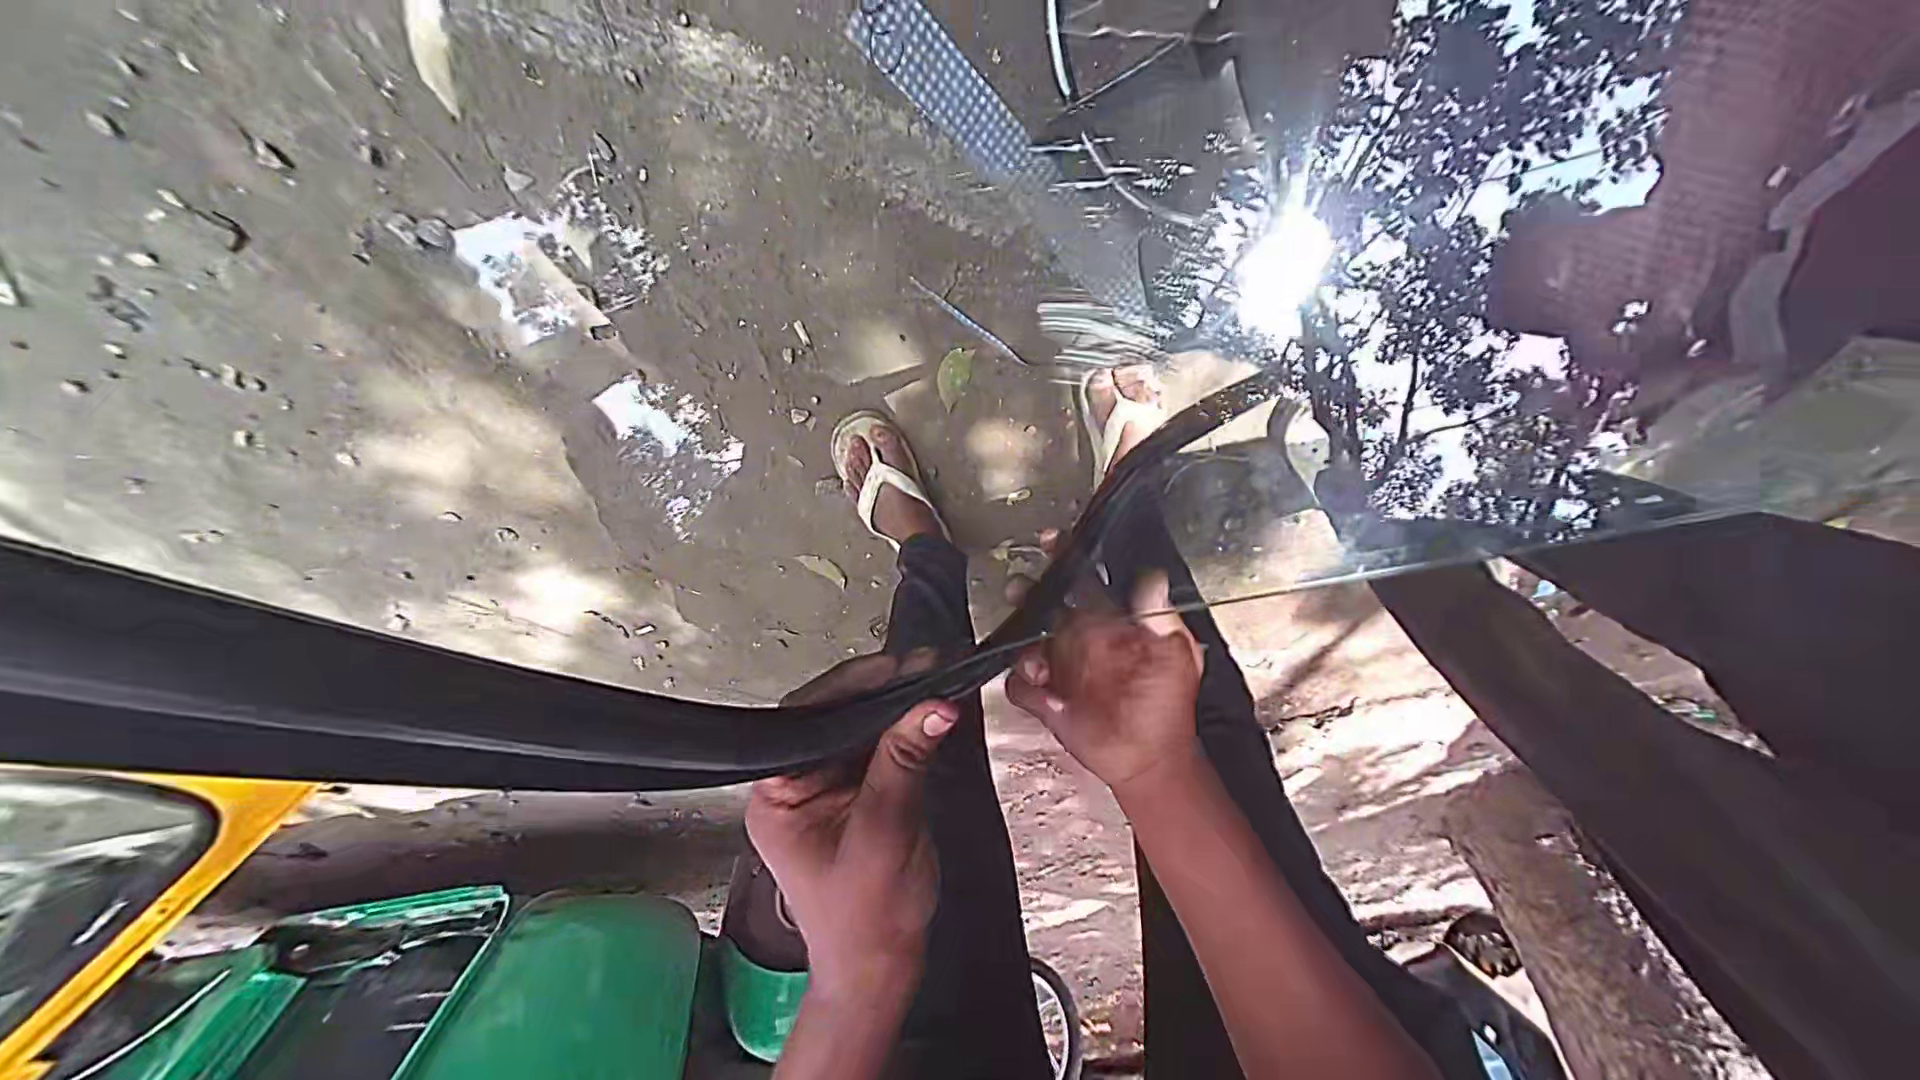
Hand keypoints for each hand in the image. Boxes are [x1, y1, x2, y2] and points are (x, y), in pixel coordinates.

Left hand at [748, 651, 956, 997]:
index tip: (891, 668)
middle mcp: (797, 782)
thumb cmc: (866, 921)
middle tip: (921, 667)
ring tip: (931, 682)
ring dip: (898, 707)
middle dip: (880, 692)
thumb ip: (905, 762)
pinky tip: (928, 713)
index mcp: (778, 794)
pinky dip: (906, 730)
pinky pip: (880, 747)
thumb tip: (934, 707)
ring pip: (861, 728)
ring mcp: (828, 785)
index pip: (806, 720)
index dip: (849, 688)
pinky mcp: (858, 789)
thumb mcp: (885, 831)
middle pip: (835, 718)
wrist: (883, 966)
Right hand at [1005, 571, 1205, 797]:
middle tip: (1021, 590)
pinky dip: (1022, 685)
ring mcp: (1062, 671)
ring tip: (1040, 663)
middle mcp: (1081, 642)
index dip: (1066, 559)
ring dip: (1025, 648)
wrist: (1152, 760)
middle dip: (1027, 594)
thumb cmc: (1167, 708)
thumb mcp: (1176, 657)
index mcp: (1110, 625)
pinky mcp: (1047, 701)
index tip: (1053, 542)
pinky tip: (1042, 690)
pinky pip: (1019, 685)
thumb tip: (1154, 580)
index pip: (1083, 582)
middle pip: (1044, 607)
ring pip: (1027, 644)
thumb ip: (1162, 618)